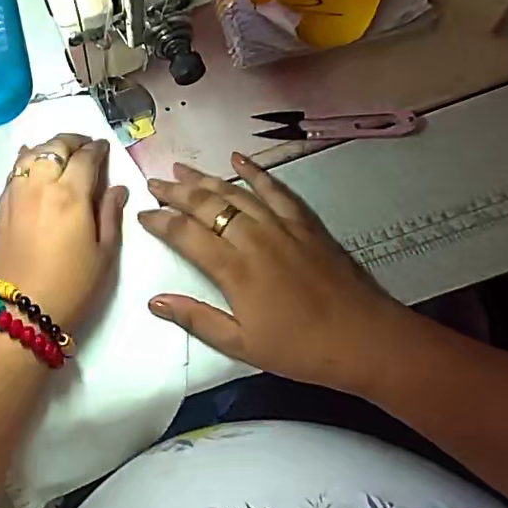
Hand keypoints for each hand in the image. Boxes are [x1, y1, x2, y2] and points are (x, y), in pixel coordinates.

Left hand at [0, 134, 129, 329]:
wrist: (18, 313)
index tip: (103, 148)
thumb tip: (117, 188)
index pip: (85, 157)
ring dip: (49, 147)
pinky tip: (32, 162)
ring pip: (31, 154)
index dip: (97, 149)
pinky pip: (14, 171)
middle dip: (72, 141)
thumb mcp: (104, 254)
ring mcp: (16, 195)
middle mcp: (40, 186)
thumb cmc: (71, 287)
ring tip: (61, 153)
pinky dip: (26, 160)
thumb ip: (110, 214)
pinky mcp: (1, 208)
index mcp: (70, 195)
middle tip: (85, 146)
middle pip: (55, 147)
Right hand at [138, 153, 409, 396]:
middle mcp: (253, 237)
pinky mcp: (304, 221)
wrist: (364, 338)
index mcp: (233, 269)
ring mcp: (280, 224)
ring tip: (182, 169)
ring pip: (234, 191)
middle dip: (176, 191)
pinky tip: (238, 158)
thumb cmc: (299, 348)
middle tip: (154, 182)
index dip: (160, 221)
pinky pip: (274, 188)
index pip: (185, 234)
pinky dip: (254, 171)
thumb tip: (155, 302)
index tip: (142, 215)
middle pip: (206, 204)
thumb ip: (196, 320)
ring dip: (205, 178)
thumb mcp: (241, 345)